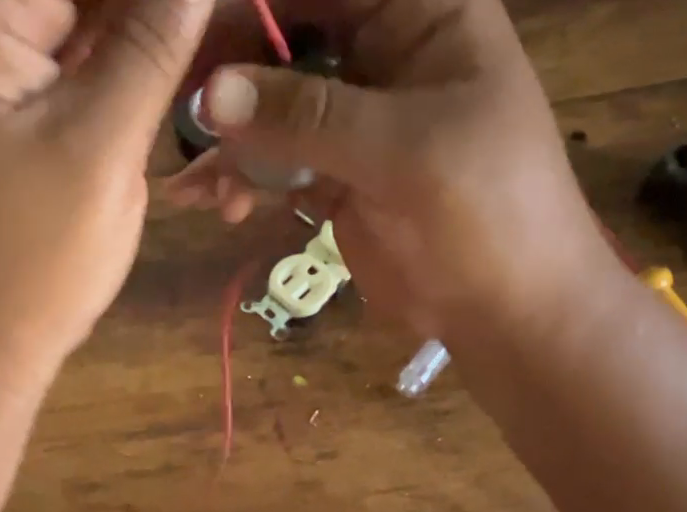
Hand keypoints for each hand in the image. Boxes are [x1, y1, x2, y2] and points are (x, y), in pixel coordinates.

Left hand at [0, 0, 218, 362]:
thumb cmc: (37, 256)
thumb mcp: (102, 144)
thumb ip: (154, 43)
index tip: (210, 8)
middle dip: (153, 11)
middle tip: (216, 27)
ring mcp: (2, 73)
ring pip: (88, 19)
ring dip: (148, 30)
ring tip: (210, 42)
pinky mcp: (25, 112)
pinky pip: (84, 59)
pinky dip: (129, 61)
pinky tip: (180, 64)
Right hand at [163, 0, 613, 342]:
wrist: (508, 308)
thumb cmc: (486, 210)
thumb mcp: (402, 151)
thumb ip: (307, 117)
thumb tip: (210, 95)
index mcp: (418, 14)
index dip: (252, 7)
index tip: (190, 44)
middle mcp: (380, 53)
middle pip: (281, 38)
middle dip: (227, 78)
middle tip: (178, 119)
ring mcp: (352, 118)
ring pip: (268, 105)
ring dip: (228, 141)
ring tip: (200, 188)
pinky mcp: (332, 173)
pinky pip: (272, 161)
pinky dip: (241, 179)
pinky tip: (215, 204)